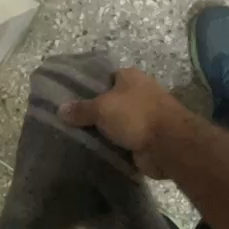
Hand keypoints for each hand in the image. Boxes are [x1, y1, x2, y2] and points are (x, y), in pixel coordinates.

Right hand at [58, 68, 198, 178]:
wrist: (168, 145)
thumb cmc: (136, 116)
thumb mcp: (102, 108)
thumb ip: (81, 109)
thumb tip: (60, 110)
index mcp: (130, 77)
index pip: (104, 77)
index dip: (88, 86)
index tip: (69, 98)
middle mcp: (138, 93)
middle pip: (109, 101)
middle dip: (92, 112)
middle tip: (68, 121)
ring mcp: (143, 117)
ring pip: (115, 123)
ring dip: (102, 131)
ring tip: (75, 137)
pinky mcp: (144, 138)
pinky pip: (121, 141)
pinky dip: (111, 146)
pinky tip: (92, 151)